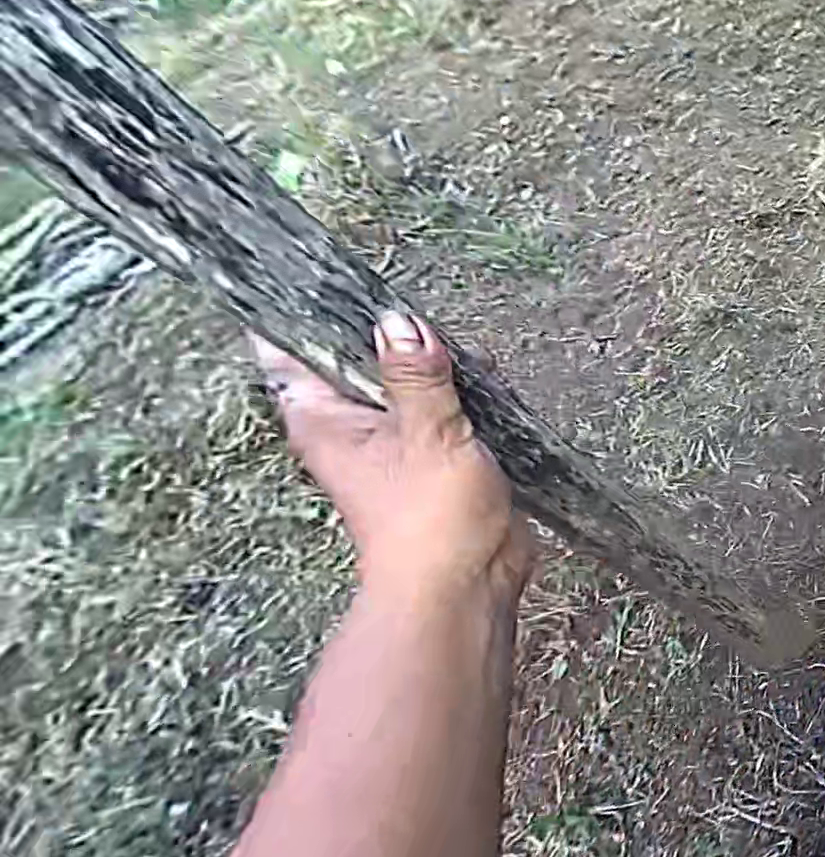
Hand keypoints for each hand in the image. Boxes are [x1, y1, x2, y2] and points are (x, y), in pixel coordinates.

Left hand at [252, 311, 533, 601]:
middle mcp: (356, 427)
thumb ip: (417, 377)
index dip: (308, 311)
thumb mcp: (427, 434)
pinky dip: (473, 401)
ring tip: (482, 368)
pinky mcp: (446, 459)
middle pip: (367, 361)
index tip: (338, 280)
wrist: (470, 576)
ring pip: (417, 388)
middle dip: (405, 342)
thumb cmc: (431, 513)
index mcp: (325, 417)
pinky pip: (453, 415)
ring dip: (449, 374)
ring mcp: (402, 444)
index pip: (293, 347)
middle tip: (440, 335)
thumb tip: (402, 324)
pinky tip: (499, 396)